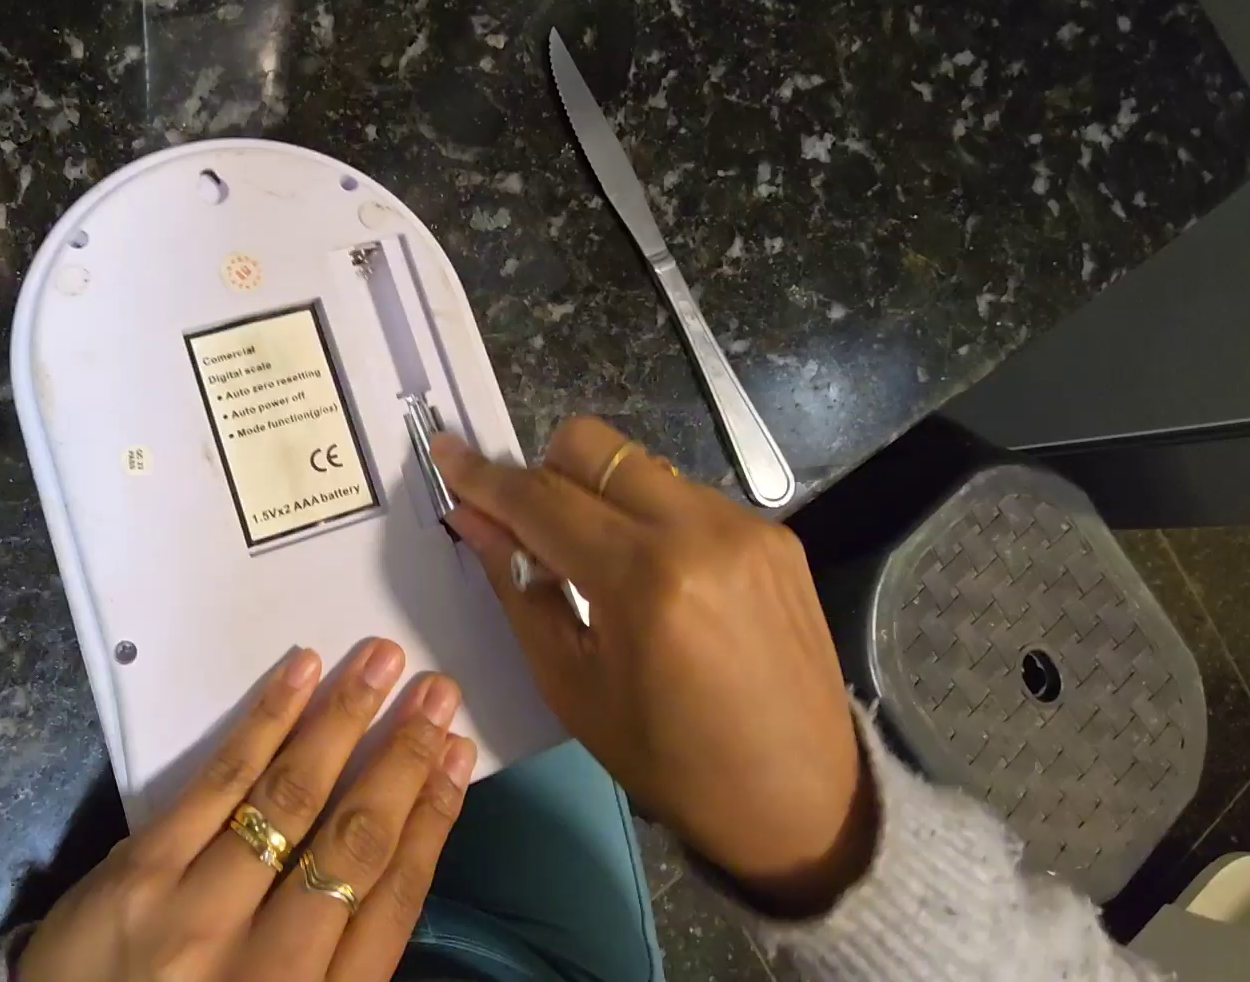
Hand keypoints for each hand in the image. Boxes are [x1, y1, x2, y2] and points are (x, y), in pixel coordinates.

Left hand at [17, 639, 476, 981]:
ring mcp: (199, 914)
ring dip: (344, 719)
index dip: (434, 817)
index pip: (394, 900)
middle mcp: (271, 968)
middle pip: (354, 841)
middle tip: (439, 691)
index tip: (459, 752)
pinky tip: (303, 674)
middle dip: (403, 757)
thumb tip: (395, 842)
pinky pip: (220, 781)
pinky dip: (269, 720)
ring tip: (382, 661)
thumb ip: (333, 951)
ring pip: (293, 796)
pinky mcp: (141, 872)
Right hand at [431, 419, 874, 916]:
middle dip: (541, 471)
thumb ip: (517, 585)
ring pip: (636, 463)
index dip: (484, 476)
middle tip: (532, 528)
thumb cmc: (666, 757)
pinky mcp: (773, 533)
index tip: (446, 451)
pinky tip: (651, 574)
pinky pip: (679, 493)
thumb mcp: (569, 681)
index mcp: (644, 578)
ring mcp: (745, 525)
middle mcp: (700, 530)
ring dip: (594, 493)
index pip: (541, 499)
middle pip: (591, 446)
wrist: (803, 803)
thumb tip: (473, 519)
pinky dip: (642, 515)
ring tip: (596, 560)